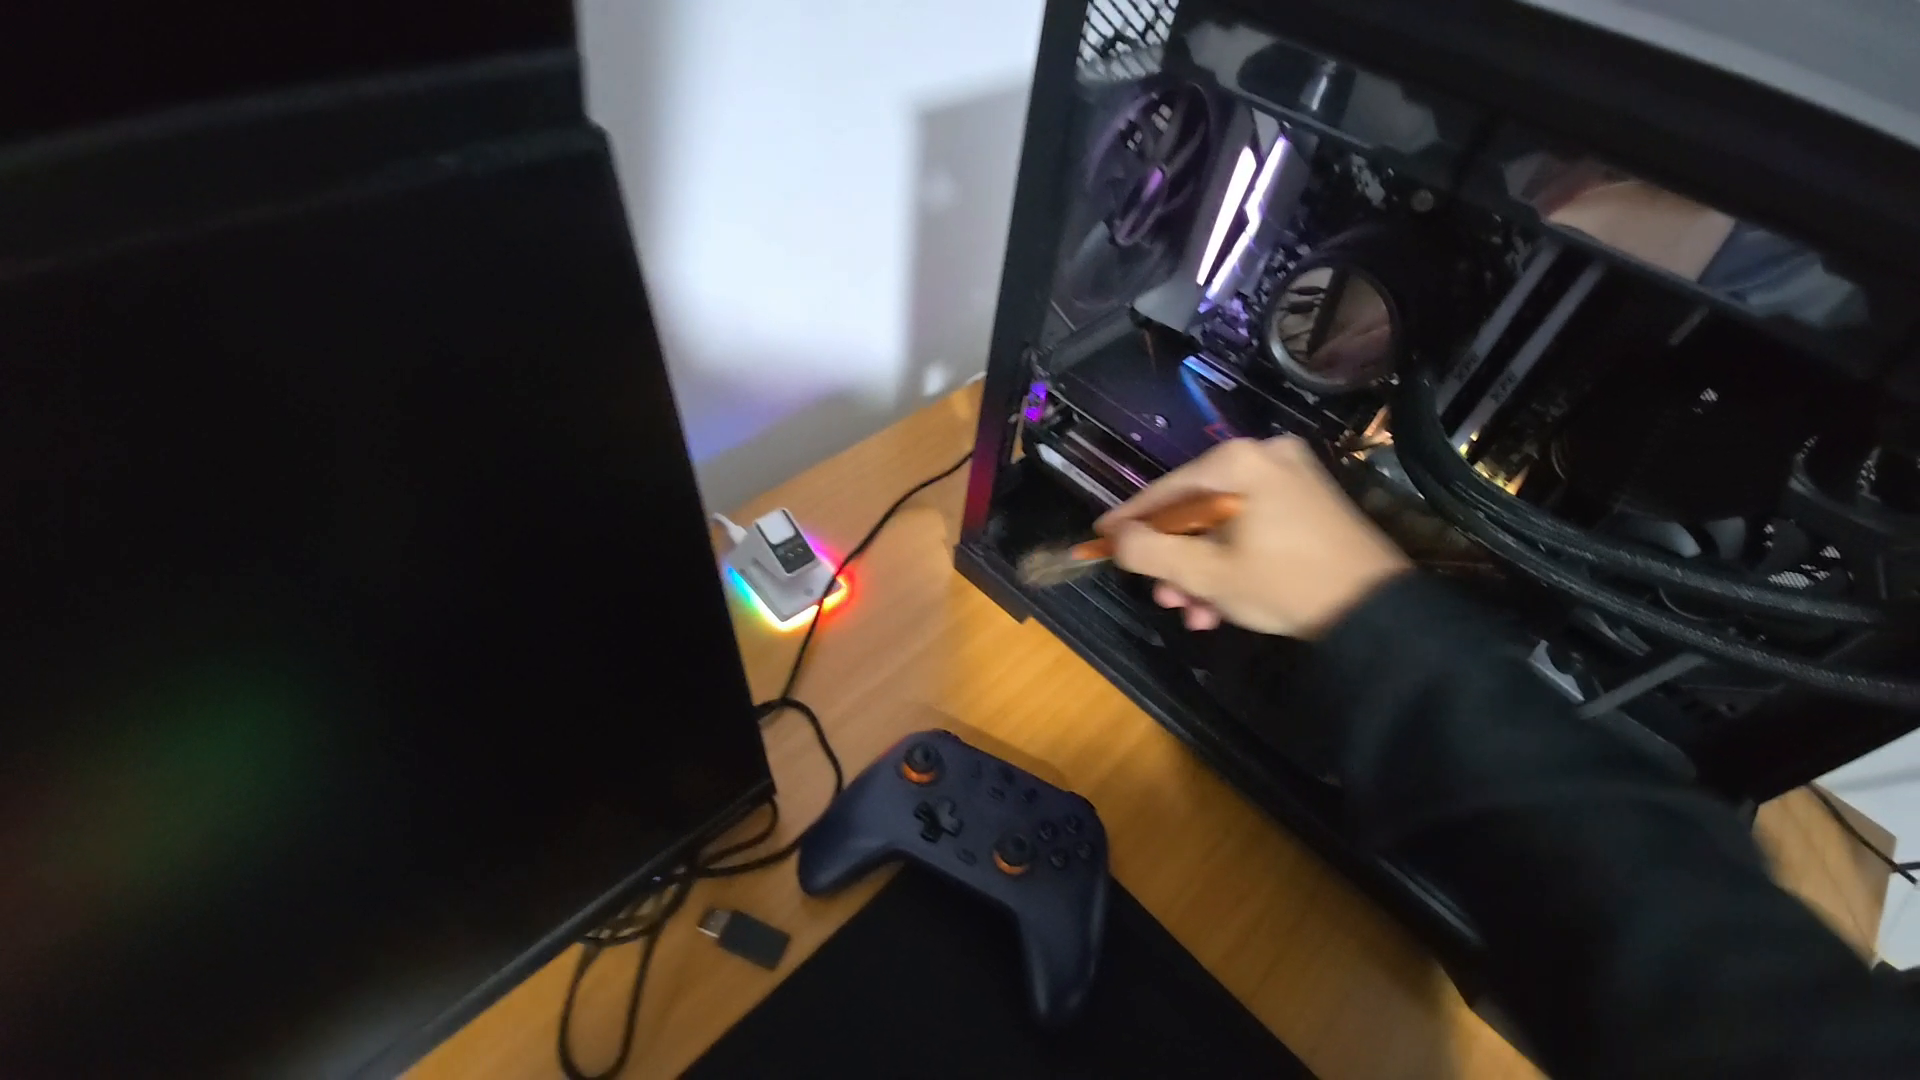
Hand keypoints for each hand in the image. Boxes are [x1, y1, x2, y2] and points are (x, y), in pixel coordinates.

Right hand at [1095, 437, 1411, 637]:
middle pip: (1194, 509)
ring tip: (1195, 613)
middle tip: (1164, 599)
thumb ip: (1150, 551)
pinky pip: (1251, 524)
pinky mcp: (1309, 500)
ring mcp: (1292, 476)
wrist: (1377, 610)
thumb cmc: (1284, 584)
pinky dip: (1232, 559)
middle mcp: (1265, 455)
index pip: (1164, 490)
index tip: (1100, 538)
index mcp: (1238, 462)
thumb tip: (1116, 538)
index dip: (1129, 519)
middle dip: (1175, 561)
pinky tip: (1224, 603)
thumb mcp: (1205, 573)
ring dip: (1201, 570)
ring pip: (1222, 523)